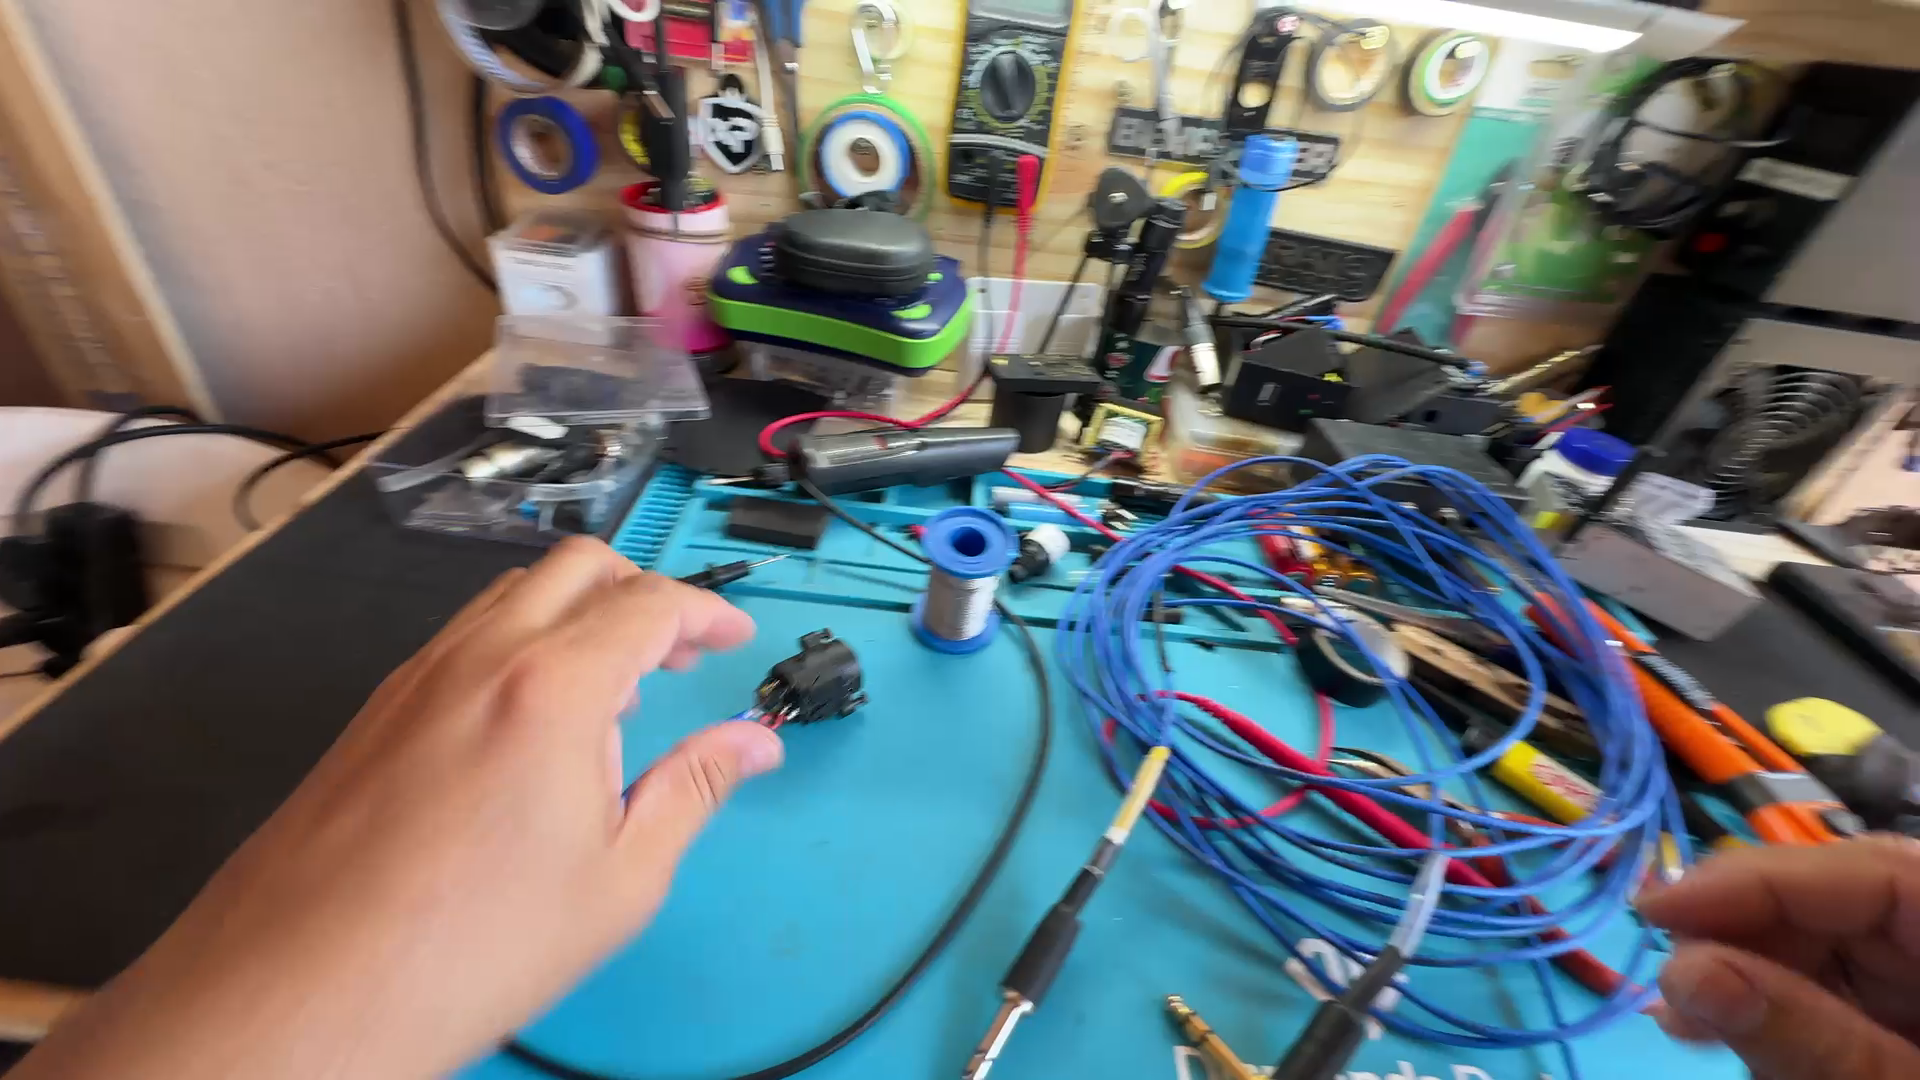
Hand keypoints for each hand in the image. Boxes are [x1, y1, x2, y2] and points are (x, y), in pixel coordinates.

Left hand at [16, 538, 781, 1079]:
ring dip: (586, 611)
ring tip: (616, 689)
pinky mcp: (378, 707)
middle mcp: (485, 654)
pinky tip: (537, 720)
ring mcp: (420, 674)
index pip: (652, 603)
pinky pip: (472, 632)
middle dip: (648, 591)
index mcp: (555, 685)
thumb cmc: (478, 946)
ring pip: (522, 590)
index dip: (709, 611)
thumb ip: (699, 786)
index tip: (735, 638)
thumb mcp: (623, 875)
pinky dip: (530, 639)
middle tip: (680, 650)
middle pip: (584, 565)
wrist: (284, 1010)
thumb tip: (759, 742)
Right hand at [1639, 835, 1919, 1079]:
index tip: (1654, 912)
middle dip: (1739, 938)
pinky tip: (1717, 1026)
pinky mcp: (1918, 1021)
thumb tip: (1680, 971)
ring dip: (1741, 975)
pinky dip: (1770, 1006)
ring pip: (1820, 945)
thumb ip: (1816, 1044)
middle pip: (1835, 905)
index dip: (1751, 880)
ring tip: (1683, 1022)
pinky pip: (1832, 987)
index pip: (1871, 872)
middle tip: (1670, 989)